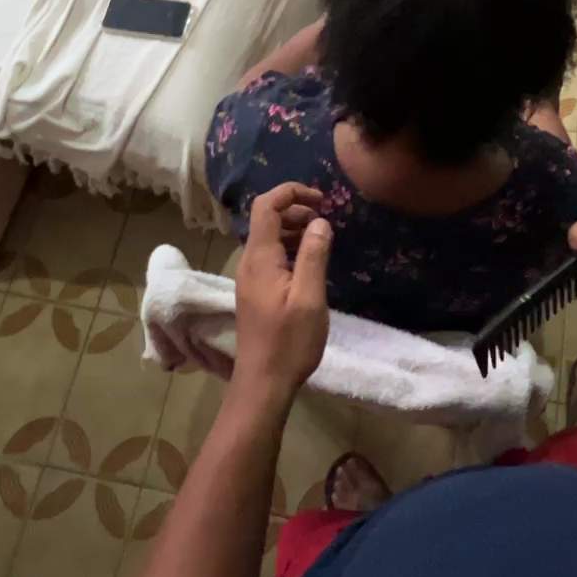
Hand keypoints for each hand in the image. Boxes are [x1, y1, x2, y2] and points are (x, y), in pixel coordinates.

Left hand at [233, 182, 332, 403]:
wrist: (263, 383)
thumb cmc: (289, 342)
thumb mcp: (310, 298)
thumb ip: (314, 255)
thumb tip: (320, 221)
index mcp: (260, 258)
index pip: (266, 205)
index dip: (291, 192)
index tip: (321, 199)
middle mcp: (250, 262)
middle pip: (267, 218)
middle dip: (297, 208)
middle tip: (327, 219)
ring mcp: (251, 277)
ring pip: (269, 237)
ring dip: (295, 228)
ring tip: (323, 237)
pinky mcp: (256, 291)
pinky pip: (272, 255)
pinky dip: (291, 247)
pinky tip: (311, 262)